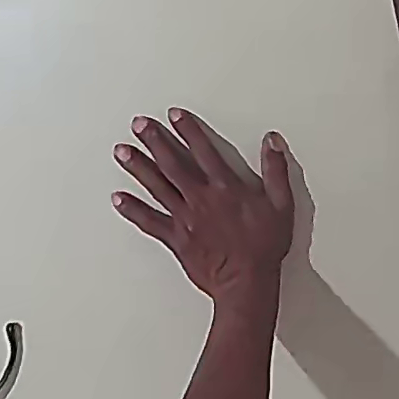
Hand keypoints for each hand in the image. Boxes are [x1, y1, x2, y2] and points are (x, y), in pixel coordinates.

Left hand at [113, 109, 294, 313]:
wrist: (247, 284)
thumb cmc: (264, 247)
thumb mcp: (281, 204)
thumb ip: (276, 170)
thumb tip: (272, 141)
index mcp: (225, 187)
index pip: (203, 150)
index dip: (188, 129)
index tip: (174, 115)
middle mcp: (200, 198)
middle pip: (172, 163)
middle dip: (154, 141)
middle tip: (138, 124)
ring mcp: (185, 218)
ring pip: (156, 186)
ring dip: (138, 166)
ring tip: (121, 151)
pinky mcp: (175, 238)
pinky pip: (149, 221)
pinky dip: (132, 209)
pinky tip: (118, 198)